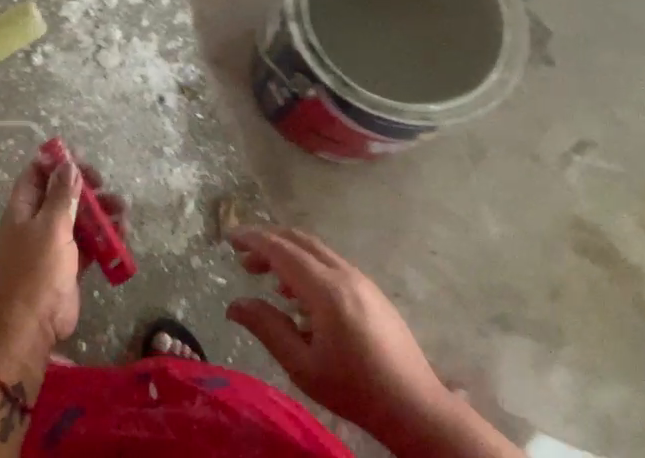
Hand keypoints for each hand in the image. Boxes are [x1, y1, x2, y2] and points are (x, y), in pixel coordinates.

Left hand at [0, 158, 123, 374]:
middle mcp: (35, 223)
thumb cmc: (35, 273)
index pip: (36, 174)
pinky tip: (121, 237)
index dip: (56, 163)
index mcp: (22, 209)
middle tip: (105, 186)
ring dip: (100, 214)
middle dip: (85, 188)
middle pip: (61, 196)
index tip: (81, 159)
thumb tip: (68, 165)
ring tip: (123, 211)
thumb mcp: (50, 228)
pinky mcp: (67, 267)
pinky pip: (87, 246)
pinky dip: (103, 240)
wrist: (29, 329)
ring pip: (78, 220)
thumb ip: (62, 197)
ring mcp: (51, 246)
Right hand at [225, 227, 454, 442]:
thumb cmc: (354, 390)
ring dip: (287, 253)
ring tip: (263, 275)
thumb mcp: (302, 366)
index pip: (282, 250)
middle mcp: (345, 275)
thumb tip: (235, 304)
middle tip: (241, 255)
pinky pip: (331, 264)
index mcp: (327, 290)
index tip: (229, 237)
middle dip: (267, 241)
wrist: (415, 407)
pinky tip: (296, 294)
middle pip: (300, 241)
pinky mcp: (372, 292)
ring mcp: (362, 281)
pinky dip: (306, 265)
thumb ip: (267, 328)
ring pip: (317, 251)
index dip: (253, 239)